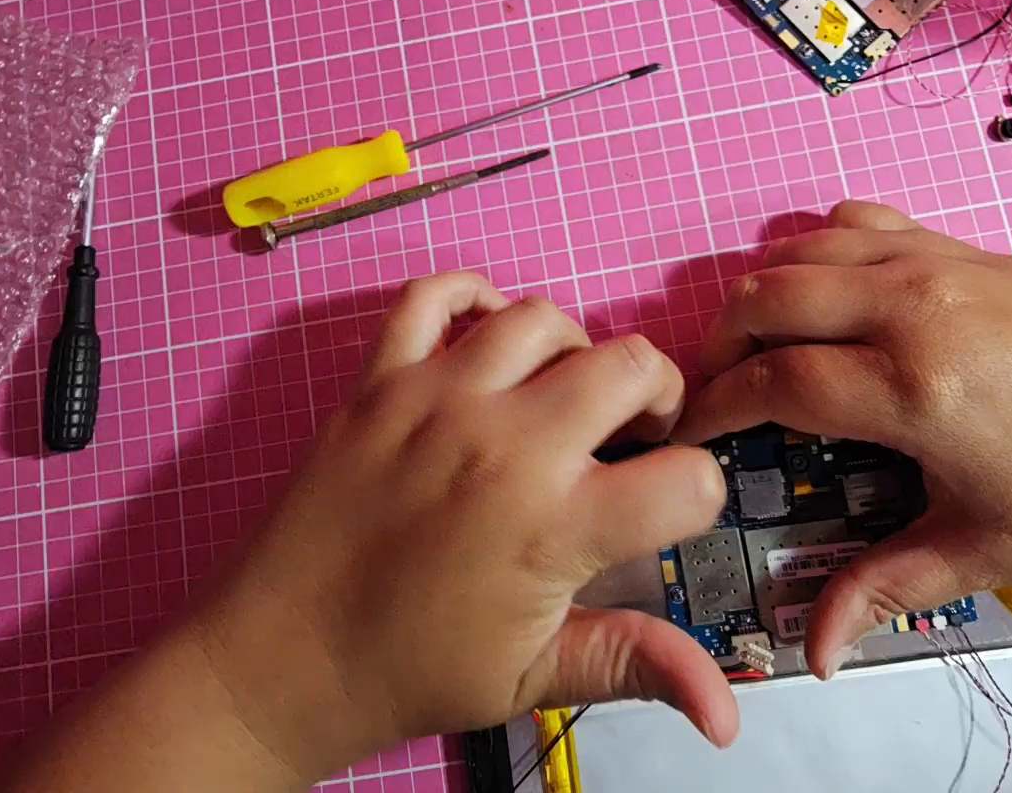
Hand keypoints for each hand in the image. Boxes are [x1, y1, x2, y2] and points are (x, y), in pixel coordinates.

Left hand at [194, 272, 736, 785]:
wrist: (281, 657)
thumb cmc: (412, 670)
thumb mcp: (532, 679)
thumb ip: (637, 665)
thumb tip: (729, 715)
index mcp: (555, 527)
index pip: (687, 478)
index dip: (697, 488)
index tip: (668, 502)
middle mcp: (505, 444)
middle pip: (629, 366)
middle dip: (656, 392)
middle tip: (633, 427)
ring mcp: (436, 399)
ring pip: (541, 319)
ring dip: (572, 347)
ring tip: (560, 388)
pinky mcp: (379, 379)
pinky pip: (431, 296)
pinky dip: (469, 296)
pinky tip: (485, 336)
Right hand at [675, 201, 1011, 676]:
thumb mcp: (990, 547)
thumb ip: (884, 589)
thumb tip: (813, 653)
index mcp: (912, 385)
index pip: (771, 383)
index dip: (715, 410)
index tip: (692, 435)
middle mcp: (908, 306)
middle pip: (762, 298)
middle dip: (718, 344)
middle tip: (716, 390)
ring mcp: (932, 261)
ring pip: (796, 250)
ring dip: (757, 294)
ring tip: (755, 343)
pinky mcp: (956, 240)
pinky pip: (854, 223)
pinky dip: (816, 247)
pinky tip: (827, 291)